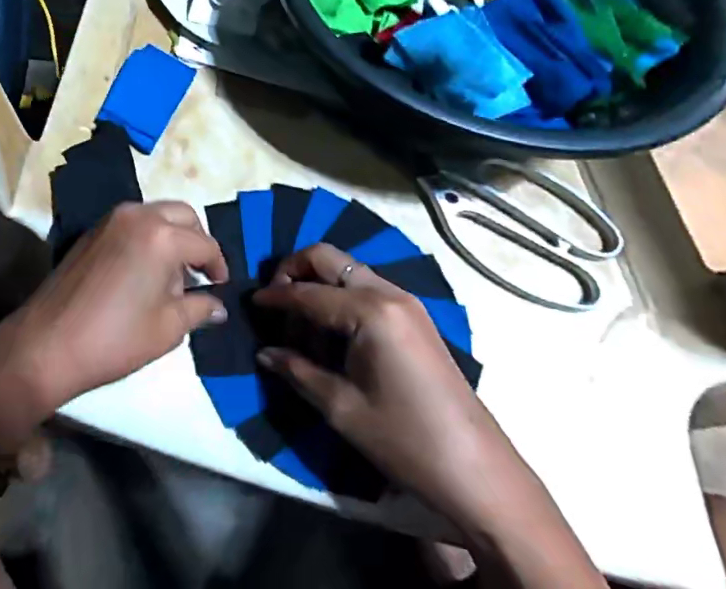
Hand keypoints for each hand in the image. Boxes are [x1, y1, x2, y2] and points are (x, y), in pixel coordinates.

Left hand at [0, 201, 228, 451]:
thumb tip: (218, 306)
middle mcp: (138, 215)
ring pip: (157, 215)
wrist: (45, 346)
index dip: (218, 266)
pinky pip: (133, 223)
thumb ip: (199, 308)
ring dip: (172, 236)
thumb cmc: (114, 339)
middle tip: (200, 274)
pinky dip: (149, 237)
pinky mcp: (92, 231)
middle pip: (183, 216)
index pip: (205, 244)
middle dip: (197, 242)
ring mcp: (111, 219)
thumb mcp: (168, 328)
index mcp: (162, 236)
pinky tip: (145, 270)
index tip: (220, 286)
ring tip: (173, 273)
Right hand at [251, 245, 542, 535]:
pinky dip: (342, 298)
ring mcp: (406, 301)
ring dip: (320, 286)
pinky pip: (368, 289)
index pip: (308, 292)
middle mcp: (389, 292)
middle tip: (275, 304)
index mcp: (369, 310)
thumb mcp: (342, 408)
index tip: (251, 302)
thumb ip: (298, 371)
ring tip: (302, 330)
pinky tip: (332, 335)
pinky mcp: (415, 317)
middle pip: (330, 258)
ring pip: (349, 271)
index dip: (275, 297)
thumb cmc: (404, 439)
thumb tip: (265, 352)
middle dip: (295, 271)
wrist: (475, 467)